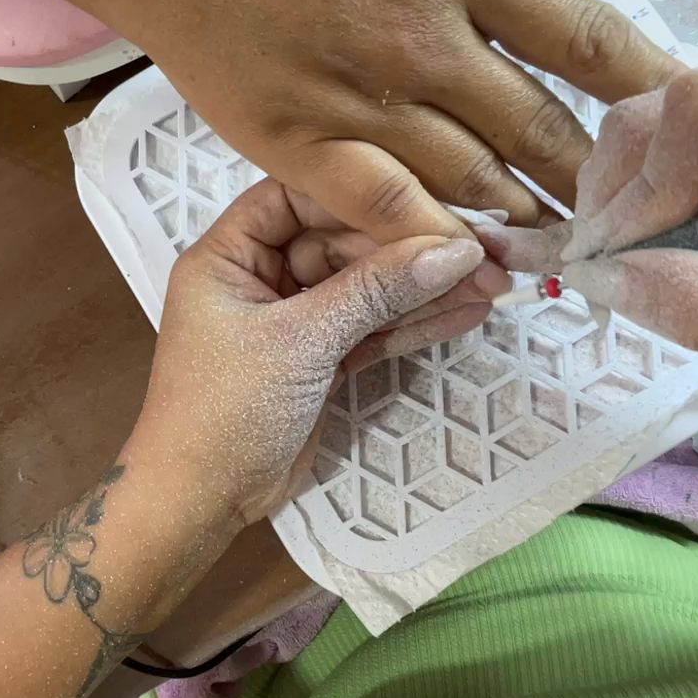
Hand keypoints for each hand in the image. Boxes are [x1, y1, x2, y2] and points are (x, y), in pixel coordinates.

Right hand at [62, 0, 680, 241]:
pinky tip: (466, 258)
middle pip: (537, 125)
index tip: (679, 128)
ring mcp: (364, 101)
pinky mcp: (303, 145)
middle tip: (630, 213)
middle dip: (592, 174)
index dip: (644, 89)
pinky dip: (431, 234)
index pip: (585, 39)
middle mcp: (428, 42)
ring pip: (469, 175)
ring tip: (561, 242)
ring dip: (522, 212)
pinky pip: (383, 204)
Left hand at [128, 180, 493, 526]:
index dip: (361, 195)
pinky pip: (369, 328)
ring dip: (422, 289)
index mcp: (229, 254)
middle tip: (485, 252)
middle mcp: (260, 276)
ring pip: (363, 289)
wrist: (202, 501)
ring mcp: (293, 319)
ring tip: (494, 282)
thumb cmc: (226, 409)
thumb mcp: (300, 340)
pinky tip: (465, 313)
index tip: (431, 200)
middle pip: (341, 243)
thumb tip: (456, 249)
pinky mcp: (318, 357)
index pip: (298, 197)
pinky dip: (411, 325)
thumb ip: (375, 290)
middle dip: (409, 250)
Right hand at [472, 60, 697, 391]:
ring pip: (634, 133)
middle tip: (613, 279)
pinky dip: (619, 209)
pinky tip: (644, 252)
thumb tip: (601, 277)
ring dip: (609, 208)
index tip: (624, 268)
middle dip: (613, 203)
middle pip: (655, 117)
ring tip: (630, 271)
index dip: (646, 189)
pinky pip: (641, 155)